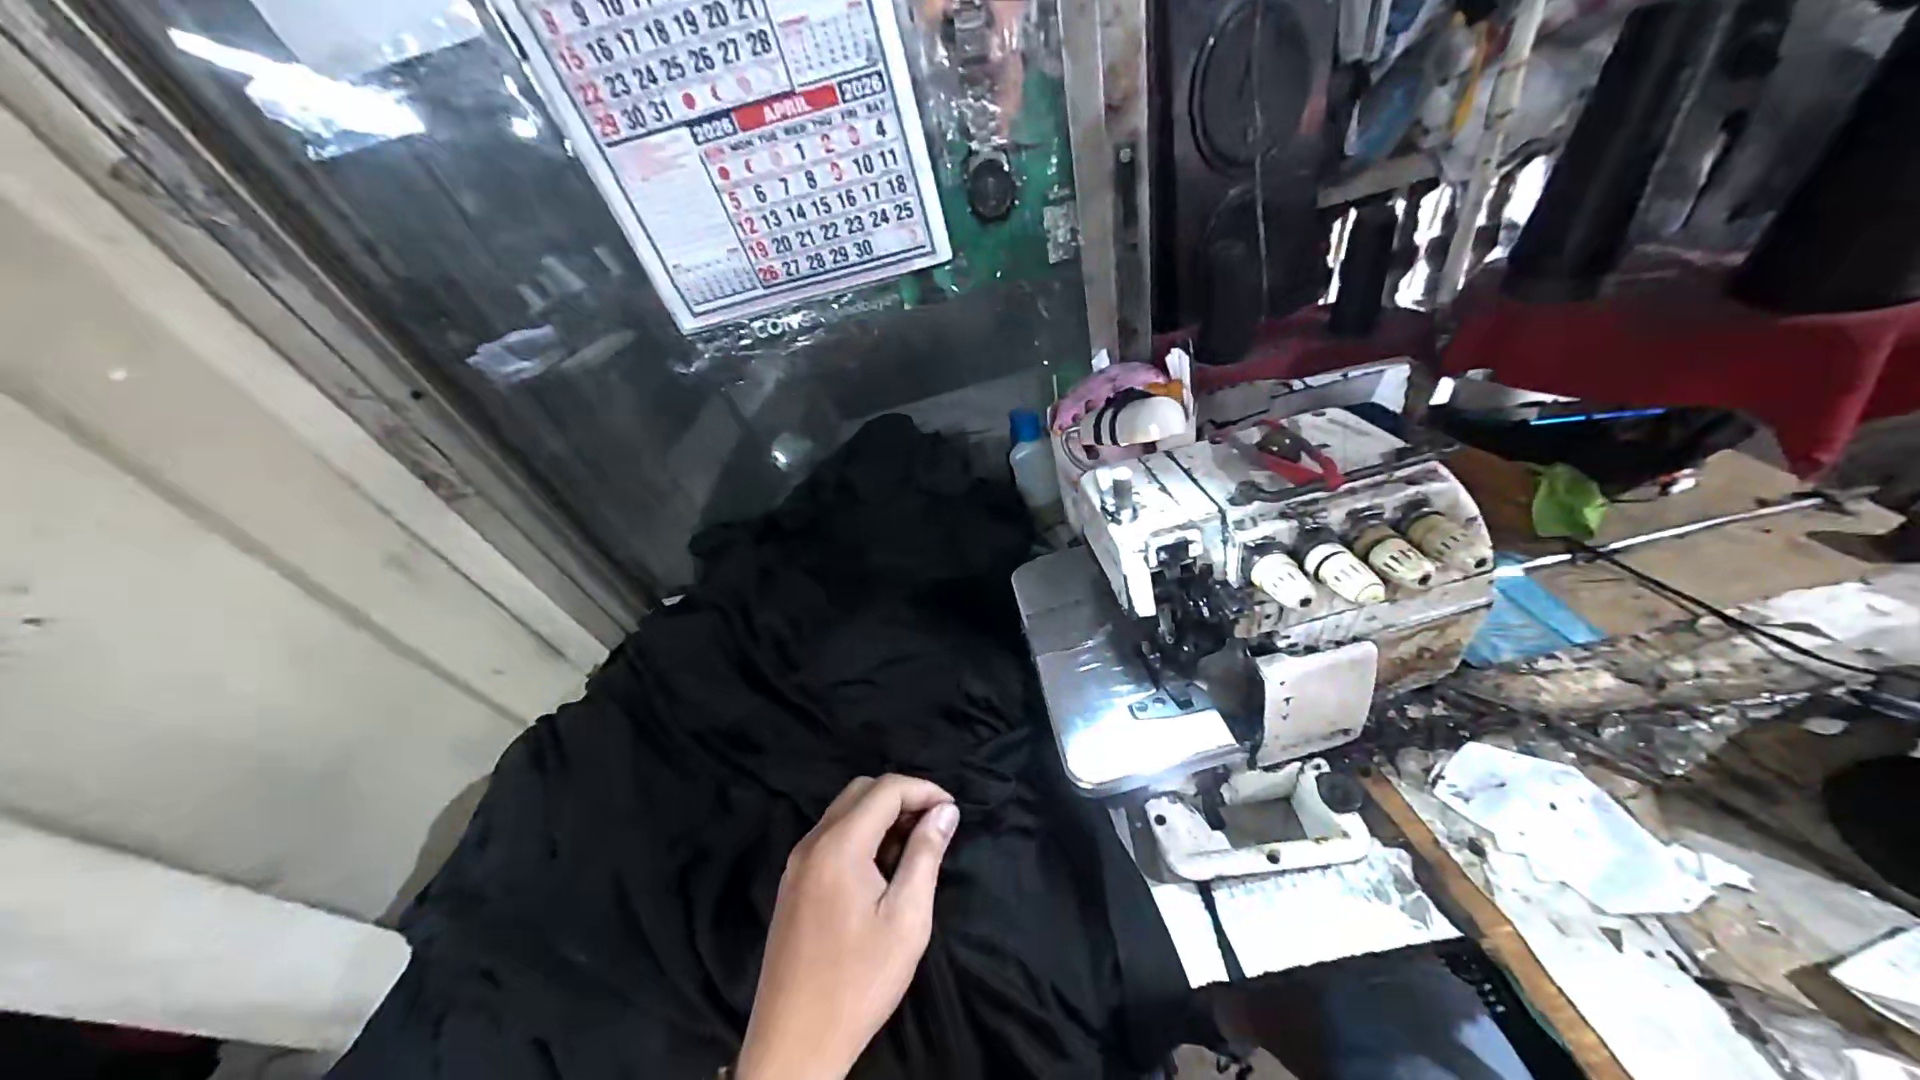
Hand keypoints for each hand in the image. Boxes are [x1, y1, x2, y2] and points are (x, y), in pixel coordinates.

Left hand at [735, 775, 959, 1079]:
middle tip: (934, 824)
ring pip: (844, 811)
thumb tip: (945, 811)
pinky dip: (861, 833)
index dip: (923, 790)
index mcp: (838, 845)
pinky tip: (882, 866)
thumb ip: (926, 855)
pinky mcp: (793, 882)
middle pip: (861, 790)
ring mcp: (797, 862)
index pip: (885, 789)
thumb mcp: (907, 919)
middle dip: (902, 796)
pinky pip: (830, 835)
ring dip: (881, 814)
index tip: (953, 810)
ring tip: (914, 845)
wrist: (794, 1042)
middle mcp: (812, 842)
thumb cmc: (858, 981)